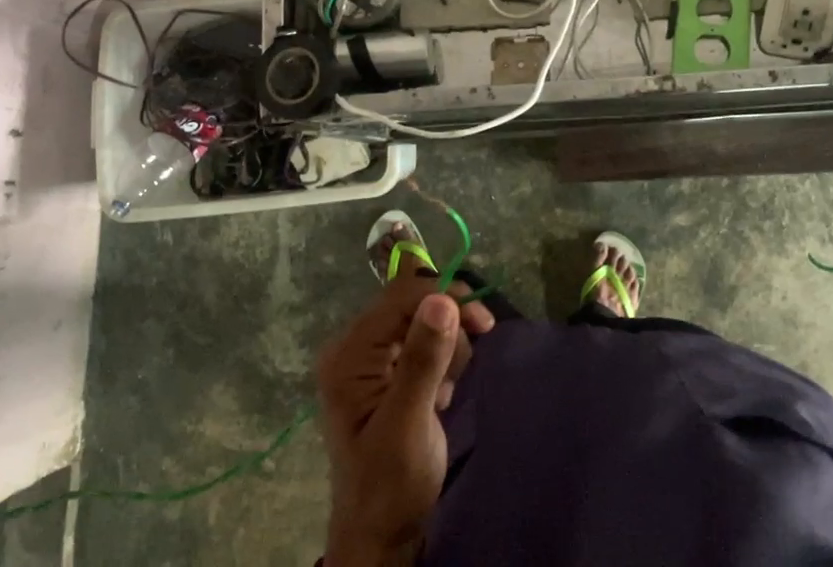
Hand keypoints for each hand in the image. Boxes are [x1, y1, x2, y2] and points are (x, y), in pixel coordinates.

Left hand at [318, 276, 494, 564]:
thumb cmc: (391, 483)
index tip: (484, 320)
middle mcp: (354, 350)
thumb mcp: (410, 422)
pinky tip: (441, 395)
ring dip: (447, 348)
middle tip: (480, 344)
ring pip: (421, 324)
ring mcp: (369, 364)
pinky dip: (441, 363)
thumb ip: (423, 359)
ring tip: (447, 390)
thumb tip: (442, 300)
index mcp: (348, 355)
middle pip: (410, 306)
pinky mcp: (386, 377)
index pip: (398, 298)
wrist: (381, 534)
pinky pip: (422, 347)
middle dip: (448, 324)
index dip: (442, 298)